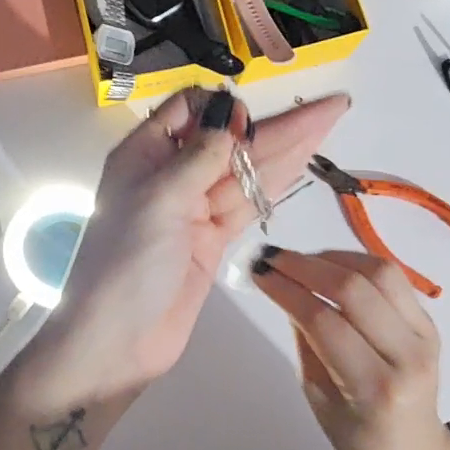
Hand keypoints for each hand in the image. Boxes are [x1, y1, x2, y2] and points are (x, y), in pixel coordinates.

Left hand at [31, 88, 347, 407]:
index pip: (188, 110)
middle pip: (229, 139)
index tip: (245, 126)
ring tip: (331, 120)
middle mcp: (170, 175)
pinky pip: (250, 202)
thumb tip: (229, 116)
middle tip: (331, 106)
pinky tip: (306, 159)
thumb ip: (198, 157)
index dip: (222, 111)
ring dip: (288, 147)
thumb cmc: (125, 267)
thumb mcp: (158, 201)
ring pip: (247, 170)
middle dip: (277, 123)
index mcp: (144, 156)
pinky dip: (278, 182)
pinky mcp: (213, 238)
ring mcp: (194, 209)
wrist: (118, 343)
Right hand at [252, 248, 449, 449]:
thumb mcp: (317, 395)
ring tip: (301, 262)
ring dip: (333, 258)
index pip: (325, 321)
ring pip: (379, 273)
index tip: (259, 273)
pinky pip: (393, 278)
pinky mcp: (429, 321)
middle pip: (355, 290)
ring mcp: (424, 335)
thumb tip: (285, 291)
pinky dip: (356, 263)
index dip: (287, 290)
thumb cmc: (357, 435)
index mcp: (374, 387)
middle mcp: (406, 356)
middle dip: (305, 267)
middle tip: (272, 259)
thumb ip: (306, 341)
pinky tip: (330, 266)